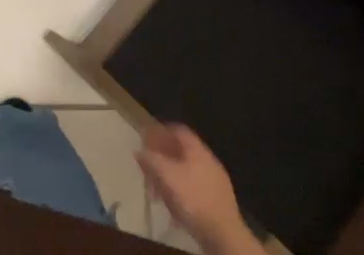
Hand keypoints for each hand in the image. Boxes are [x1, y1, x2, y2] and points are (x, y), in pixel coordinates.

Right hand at [136, 124, 258, 254]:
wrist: (224, 233)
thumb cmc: (194, 198)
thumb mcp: (167, 176)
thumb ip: (151, 160)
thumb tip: (139, 151)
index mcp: (197, 150)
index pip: (178, 130)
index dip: (161, 130)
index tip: (146, 137)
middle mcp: (208, 160)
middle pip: (181, 150)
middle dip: (162, 155)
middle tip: (147, 164)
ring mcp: (214, 180)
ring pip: (186, 170)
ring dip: (168, 175)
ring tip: (155, 188)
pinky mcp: (216, 198)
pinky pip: (192, 185)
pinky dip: (179, 188)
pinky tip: (171, 202)